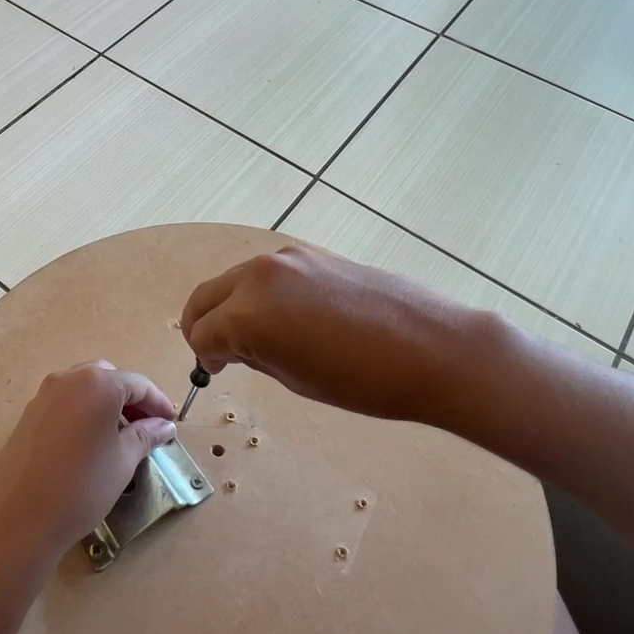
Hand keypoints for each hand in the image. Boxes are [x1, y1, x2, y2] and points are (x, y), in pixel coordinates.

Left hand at [0, 361, 178, 559]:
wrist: (19, 518)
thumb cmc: (81, 486)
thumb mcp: (123, 461)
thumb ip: (146, 436)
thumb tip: (163, 426)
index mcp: (98, 383)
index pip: (138, 383)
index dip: (158, 403)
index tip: (170, 423)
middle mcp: (69, 378)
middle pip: (109, 378)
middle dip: (132, 399)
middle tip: (147, 427)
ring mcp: (45, 394)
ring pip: (85, 388)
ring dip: (107, 404)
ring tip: (121, 437)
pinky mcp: (29, 413)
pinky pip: (65, 402)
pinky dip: (84, 412)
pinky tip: (91, 443)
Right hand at [182, 244, 500, 423]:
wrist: (432, 347)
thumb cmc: (363, 381)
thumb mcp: (296, 380)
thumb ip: (254, 357)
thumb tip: (233, 349)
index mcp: (248, 314)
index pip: (202, 334)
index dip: (205, 358)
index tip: (216, 372)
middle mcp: (257, 276)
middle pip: (206, 297)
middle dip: (205, 326)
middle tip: (221, 354)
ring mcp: (285, 258)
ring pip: (234, 280)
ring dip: (231, 306)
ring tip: (259, 338)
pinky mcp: (310, 253)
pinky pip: (267, 273)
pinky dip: (260, 293)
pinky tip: (289, 317)